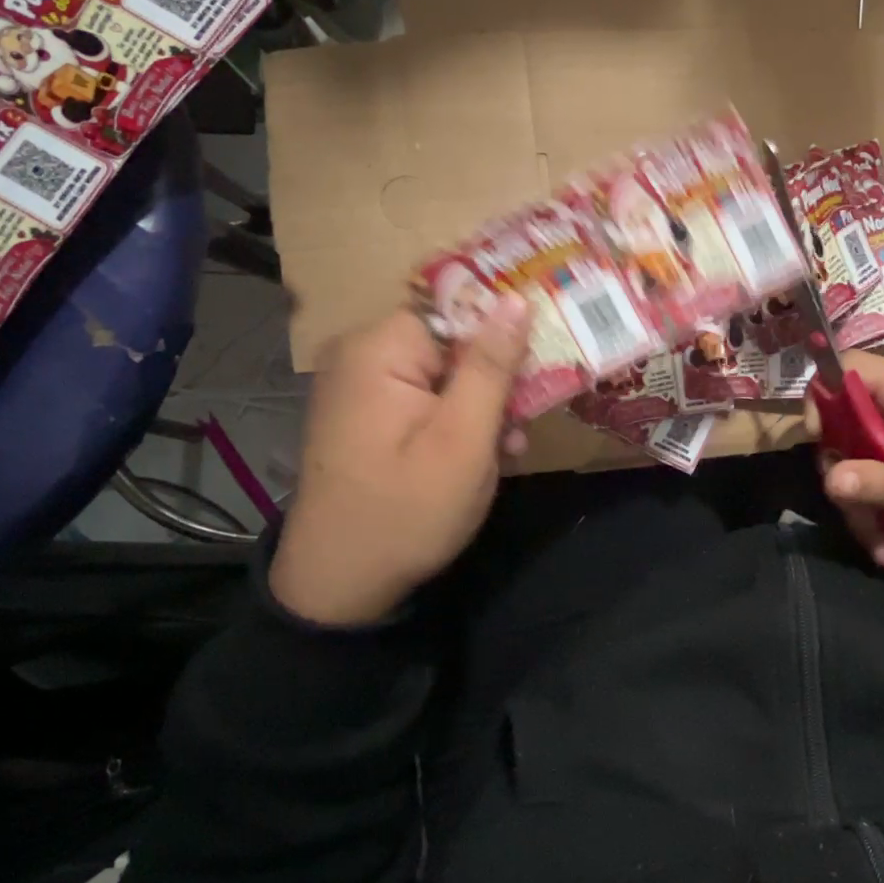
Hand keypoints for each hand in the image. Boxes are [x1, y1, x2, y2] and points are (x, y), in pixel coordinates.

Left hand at [269, 296, 531, 626]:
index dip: (505, 335)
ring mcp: (361, 388)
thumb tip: (515, 298)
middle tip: (526, 422)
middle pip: (453, 341)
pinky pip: (427, 399)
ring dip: (484, 407)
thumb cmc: (408, 509)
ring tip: (508, 449)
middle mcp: (363, 356)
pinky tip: (483, 456)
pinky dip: (458, 423)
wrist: (340, 584)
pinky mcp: (367, 417)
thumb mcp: (464, 439)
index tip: (543, 365)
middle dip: (497, 379)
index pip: (459, 310)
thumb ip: (492, 367)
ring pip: (446, 374)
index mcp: (380, 350)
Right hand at [809, 351, 883, 566]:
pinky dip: (882, 505)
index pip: (852, 368)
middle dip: (845, 473)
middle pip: (847, 423)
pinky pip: (883, 471)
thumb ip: (883, 486)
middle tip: (858, 516)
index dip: (824, 395)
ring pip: (861, 455)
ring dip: (864, 502)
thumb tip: (830, 479)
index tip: (822, 441)